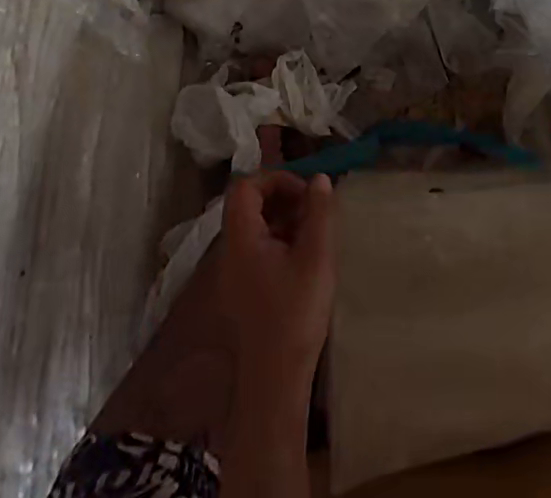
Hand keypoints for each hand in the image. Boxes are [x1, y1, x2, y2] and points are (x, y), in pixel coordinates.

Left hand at [219, 172, 337, 384]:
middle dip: (287, 197)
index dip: (277, 179)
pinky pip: (261, 246)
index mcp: (241, 241)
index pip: (245, 188)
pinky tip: (309, 254)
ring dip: (289, 218)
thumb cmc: (296, 310)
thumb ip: (320, 213)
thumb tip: (320, 179)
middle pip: (250, 204)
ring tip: (319, 232)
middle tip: (319, 211)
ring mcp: (235, 270)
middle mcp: (230, 252)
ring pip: (258, 225)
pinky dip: (285, 238)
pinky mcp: (245, 285)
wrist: (276, 371)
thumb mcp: (317, 255)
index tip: (307, 194)